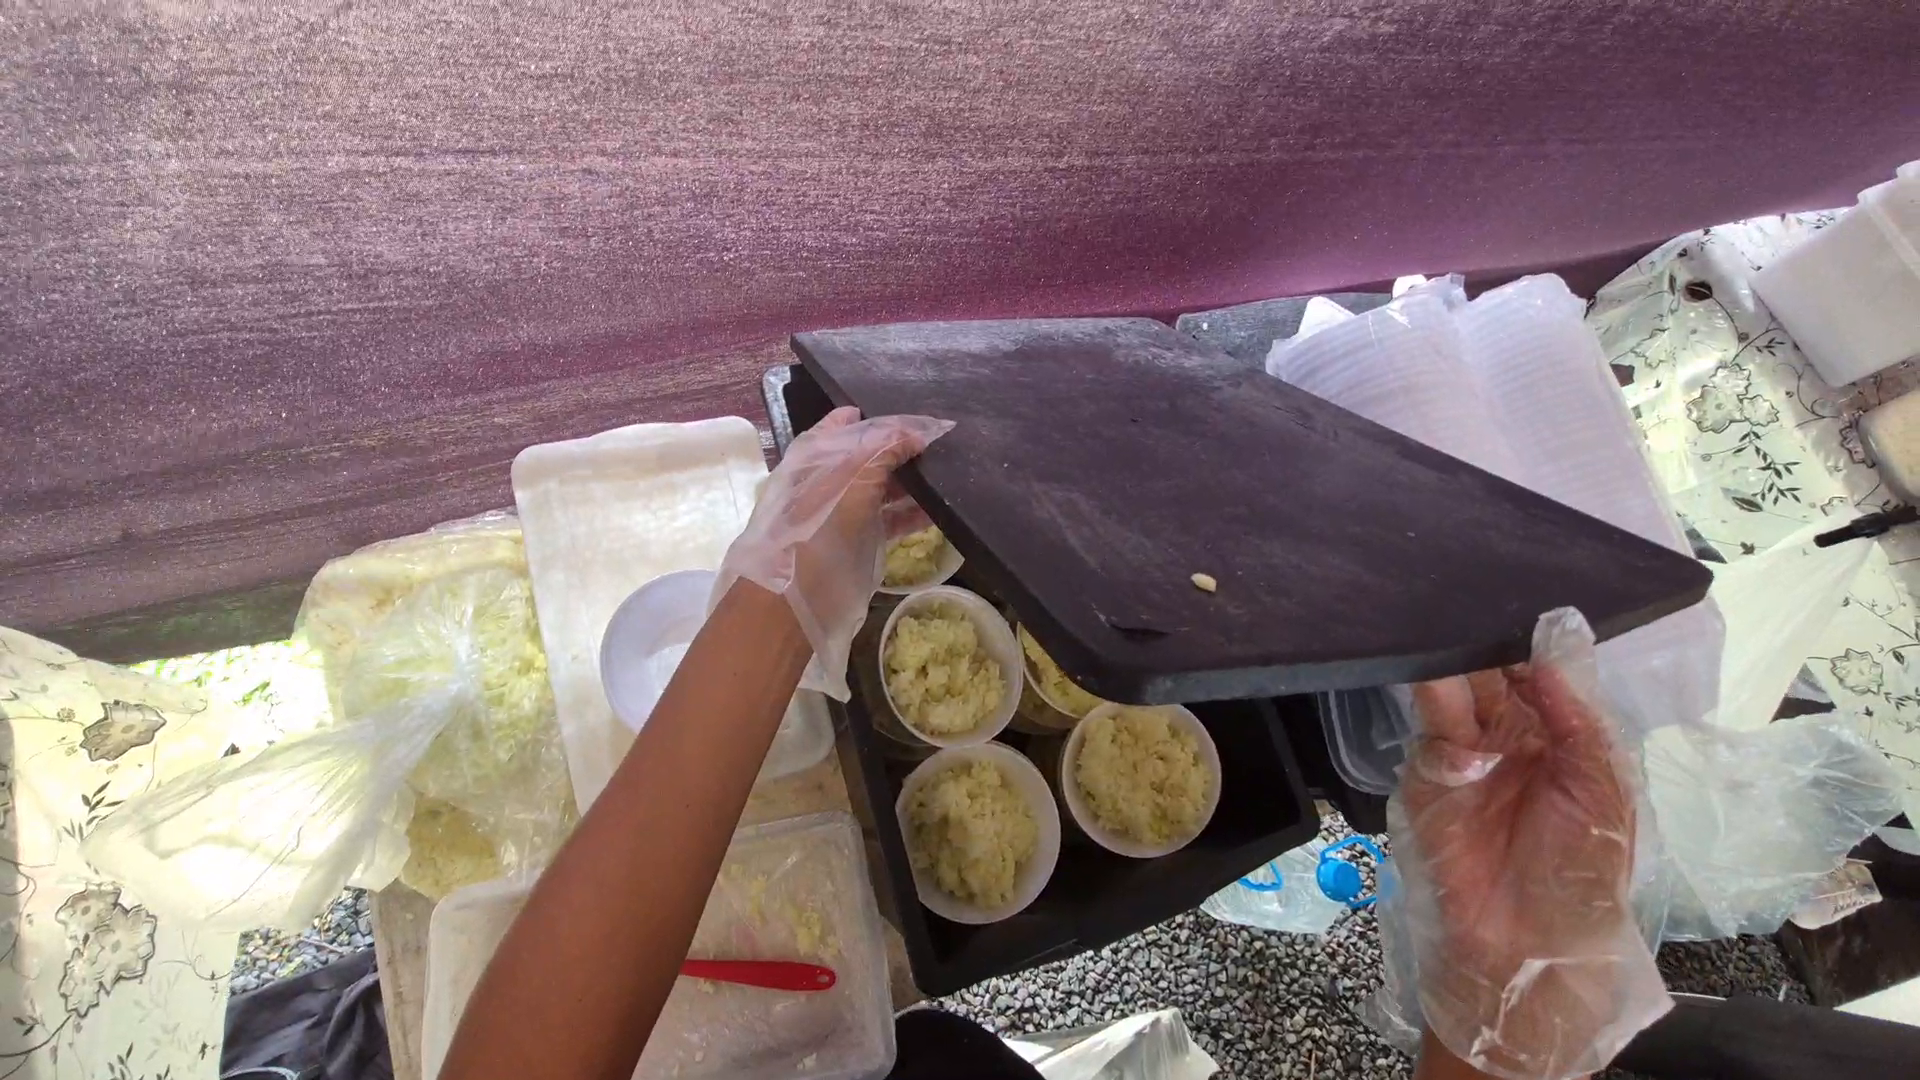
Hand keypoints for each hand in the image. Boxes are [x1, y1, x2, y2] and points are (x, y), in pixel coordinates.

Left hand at [714, 407, 953, 698]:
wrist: (798, 590)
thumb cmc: (822, 520)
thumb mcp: (855, 472)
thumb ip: (886, 447)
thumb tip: (917, 434)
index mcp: (819, 453)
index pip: (852, 424)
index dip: (886, 420)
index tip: (923, 422)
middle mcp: (832, 477)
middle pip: (872, 455)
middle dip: (904, 450)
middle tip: (942, 447)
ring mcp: (847, 510)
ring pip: (885, 487)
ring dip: (914, 482)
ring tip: (949, 475)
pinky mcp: (861, 538)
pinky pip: (893, 518)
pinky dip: (915, 513)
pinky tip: (940, 510)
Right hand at [1391, 611, 1668, 1078]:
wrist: (1521, 933)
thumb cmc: (1579, 867)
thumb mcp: (1603, 794)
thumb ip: (1577, 724)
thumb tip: (1546, 658)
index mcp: (1563, 743)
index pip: (1546, 682)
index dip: (1536, 648)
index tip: (1522, 605)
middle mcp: (1514, 738)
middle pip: (1499, 679)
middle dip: (1489, 644)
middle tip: (1471, 597)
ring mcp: (1467, 749)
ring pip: (1461, 692)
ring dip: (1457, 661)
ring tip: (1445, 617)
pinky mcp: (1428, 764)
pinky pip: (1431, 721)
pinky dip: (1431, 693)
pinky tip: (1430, 667)